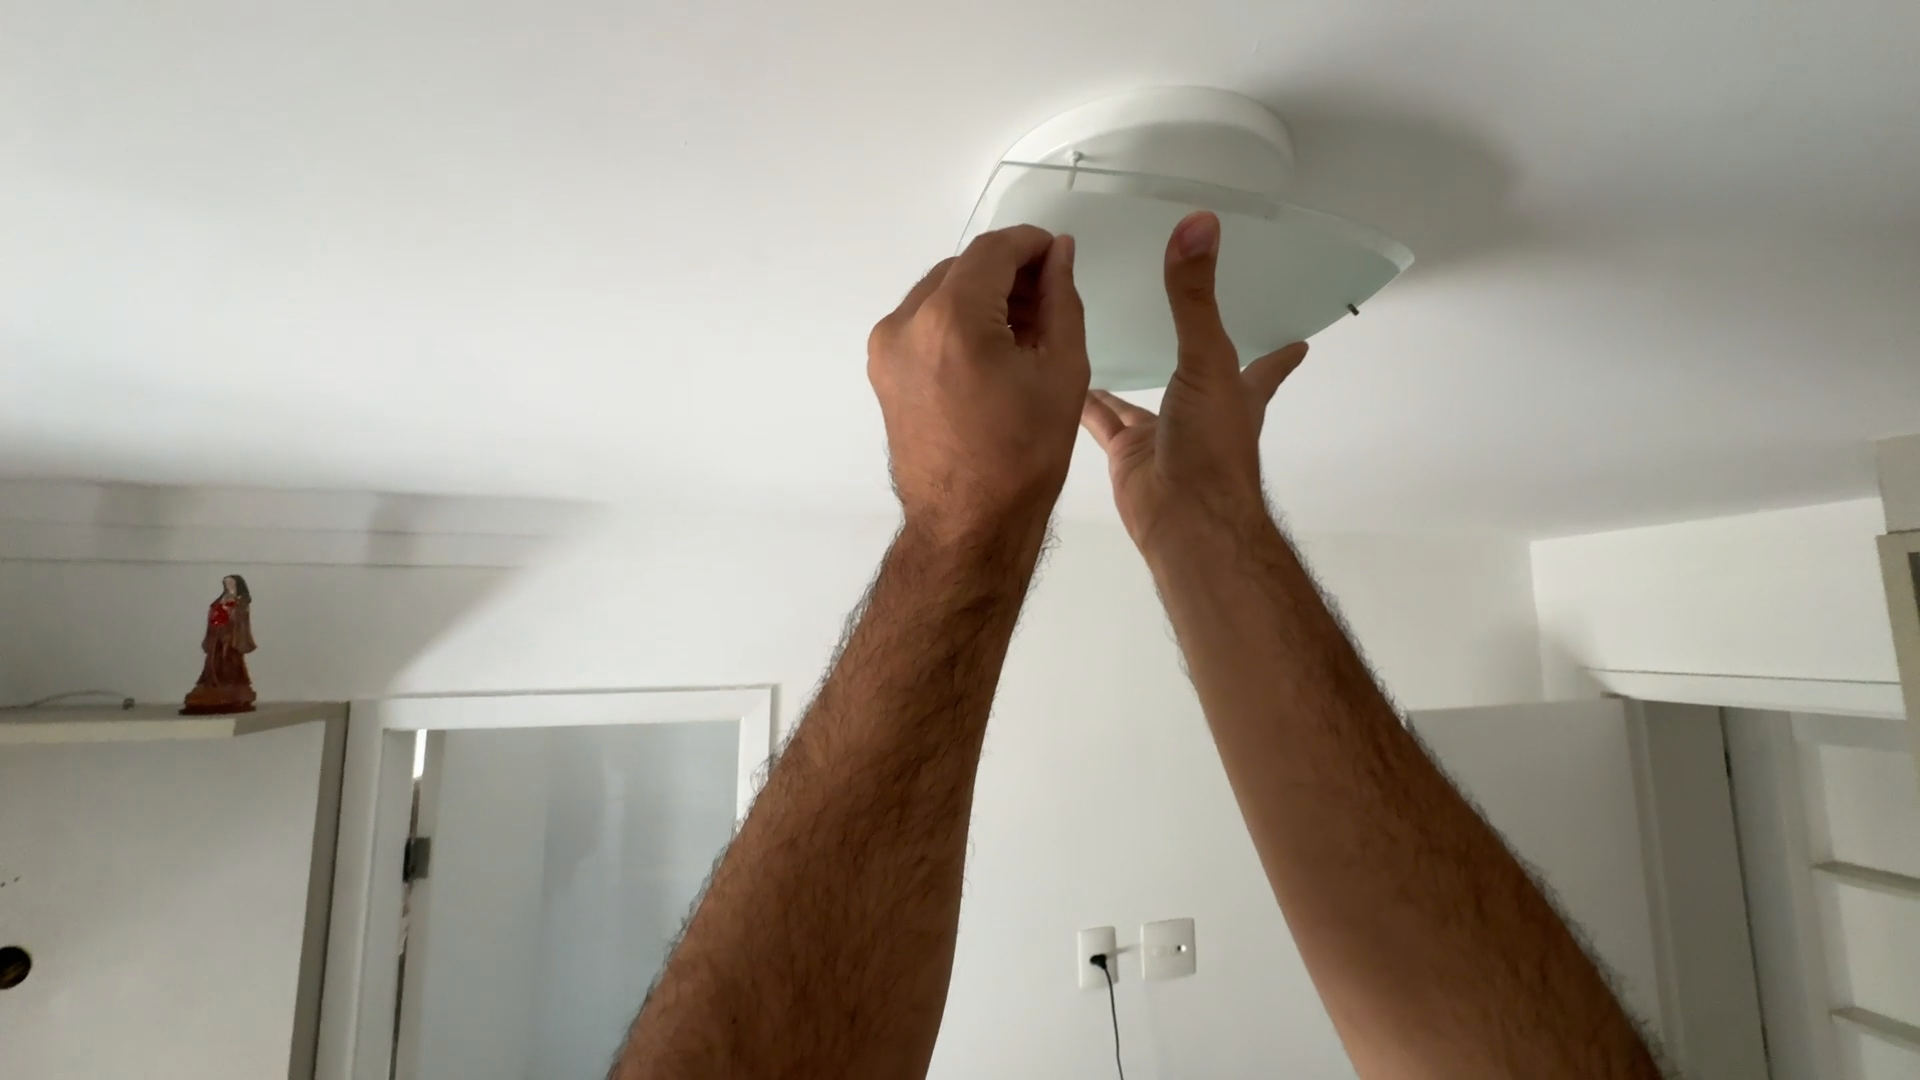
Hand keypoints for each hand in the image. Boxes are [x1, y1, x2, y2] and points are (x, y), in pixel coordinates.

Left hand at [869, 225, 1088, 541]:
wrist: (967, 524)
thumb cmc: (1024, 455)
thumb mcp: (1062, 371)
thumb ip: (1060, 299)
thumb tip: (1059, 254)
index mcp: (951, 319)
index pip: (993, 251)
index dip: (1031, 245)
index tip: (1057, 257)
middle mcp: (905, 324)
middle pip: (962, 269)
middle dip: (1006, 275)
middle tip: (1046, 302)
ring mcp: (885, 350)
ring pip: (939, 294)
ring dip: (980, 299)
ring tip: (1020, 333)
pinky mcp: (881, 373)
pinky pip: (923, 325)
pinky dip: (955, 324)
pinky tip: (987, 353)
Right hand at [1080, 210, 1307, 553]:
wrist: (1183, 517)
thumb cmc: (1210, 443)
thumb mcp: (1207, 360)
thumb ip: (1195, 298)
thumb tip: (1198, 222)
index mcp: (1236, 393)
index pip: (1268, 366)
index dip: (1281, 352)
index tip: (1300, 339)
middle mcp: (1200, 412)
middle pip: (1194, 376)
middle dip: (1184, 354)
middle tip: (1164, 321)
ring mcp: (1162, 435)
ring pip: (1139, 399)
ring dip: (1123, 378)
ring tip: (1100, 343)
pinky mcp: (1127, 454)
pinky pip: (1102, 422)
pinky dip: (1086, 404)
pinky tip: (1065, 383)